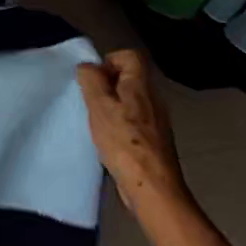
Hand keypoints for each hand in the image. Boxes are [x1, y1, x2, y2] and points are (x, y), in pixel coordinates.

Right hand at [76, 50, 188, 210]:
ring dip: (112, 109)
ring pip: (131, 102)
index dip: (109, 61)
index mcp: (141, 85)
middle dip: (107, 86)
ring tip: (97, 125)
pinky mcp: (154, 142)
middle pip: (129, 78)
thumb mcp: (100, 106)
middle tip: (91, 103)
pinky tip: (109, 144)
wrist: (153, 189)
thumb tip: (88, 66)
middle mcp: (153, 98)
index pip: (130, 55)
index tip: (94, 81)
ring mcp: (156, 122)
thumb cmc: (124, 142)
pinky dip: (121, 127)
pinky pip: (134, 123)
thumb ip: (92, 81)